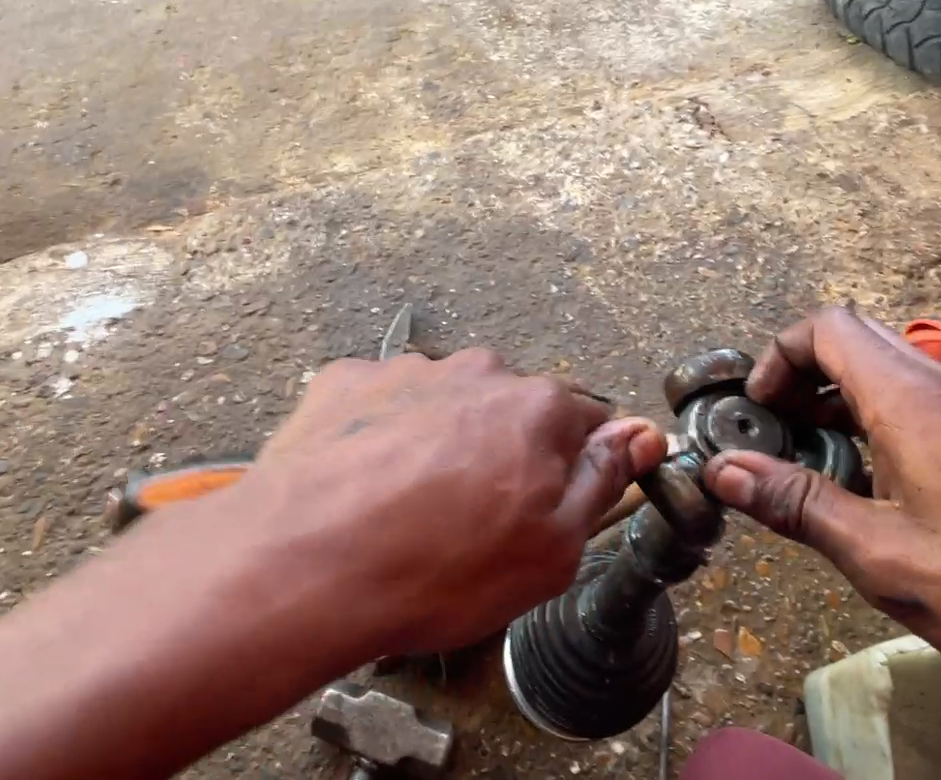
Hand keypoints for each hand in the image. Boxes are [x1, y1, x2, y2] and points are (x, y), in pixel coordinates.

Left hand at [243, 348, 665, 656]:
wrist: (303, 563)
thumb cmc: (434, 568)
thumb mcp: (551, 549)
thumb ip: (602, 480)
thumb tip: (637, 436)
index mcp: (535, 407)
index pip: (585, 422)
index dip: (576, 465)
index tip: (554, 499)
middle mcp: (474, 372)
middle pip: (510, 410)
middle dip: (505, 453)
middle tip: (475, 519)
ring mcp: (406, 371)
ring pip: (446, 406)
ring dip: (441, 444)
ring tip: (410, 509)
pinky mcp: (348, 382)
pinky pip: (385, 405)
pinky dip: (384, 436)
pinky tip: (365, 485)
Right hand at [702, 307, 940, 708]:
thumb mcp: (884, 556)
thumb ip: (797, 504)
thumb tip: (721, 472)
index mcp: (914, 399)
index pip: (827, 327)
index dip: (778, 355)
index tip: (759, 408)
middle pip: (858, 339)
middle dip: (804, 372)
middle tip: (780, 429)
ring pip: (893, 371)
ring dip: (842, 398)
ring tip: (819, 461)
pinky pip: (927, 403)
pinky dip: (881, 421)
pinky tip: (881, 488)